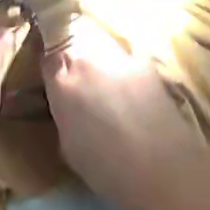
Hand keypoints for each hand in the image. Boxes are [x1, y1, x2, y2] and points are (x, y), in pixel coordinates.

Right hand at [42, 22, 209, 209]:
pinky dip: (121, 67)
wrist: (163, 165)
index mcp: (63, 81)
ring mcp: (119, 55)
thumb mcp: (69, 144)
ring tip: (105, 84)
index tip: (51, 70)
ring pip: (99, 45)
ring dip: (97, 58)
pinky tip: (128, 89)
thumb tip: (65, 99)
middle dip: (72, 56)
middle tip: (77, 78)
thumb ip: (63, 110)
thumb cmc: (107, 167)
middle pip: (73, 42)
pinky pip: (124, 56)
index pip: (47, 54)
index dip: (49, 61)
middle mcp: (88, 58)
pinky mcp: (145, 60)